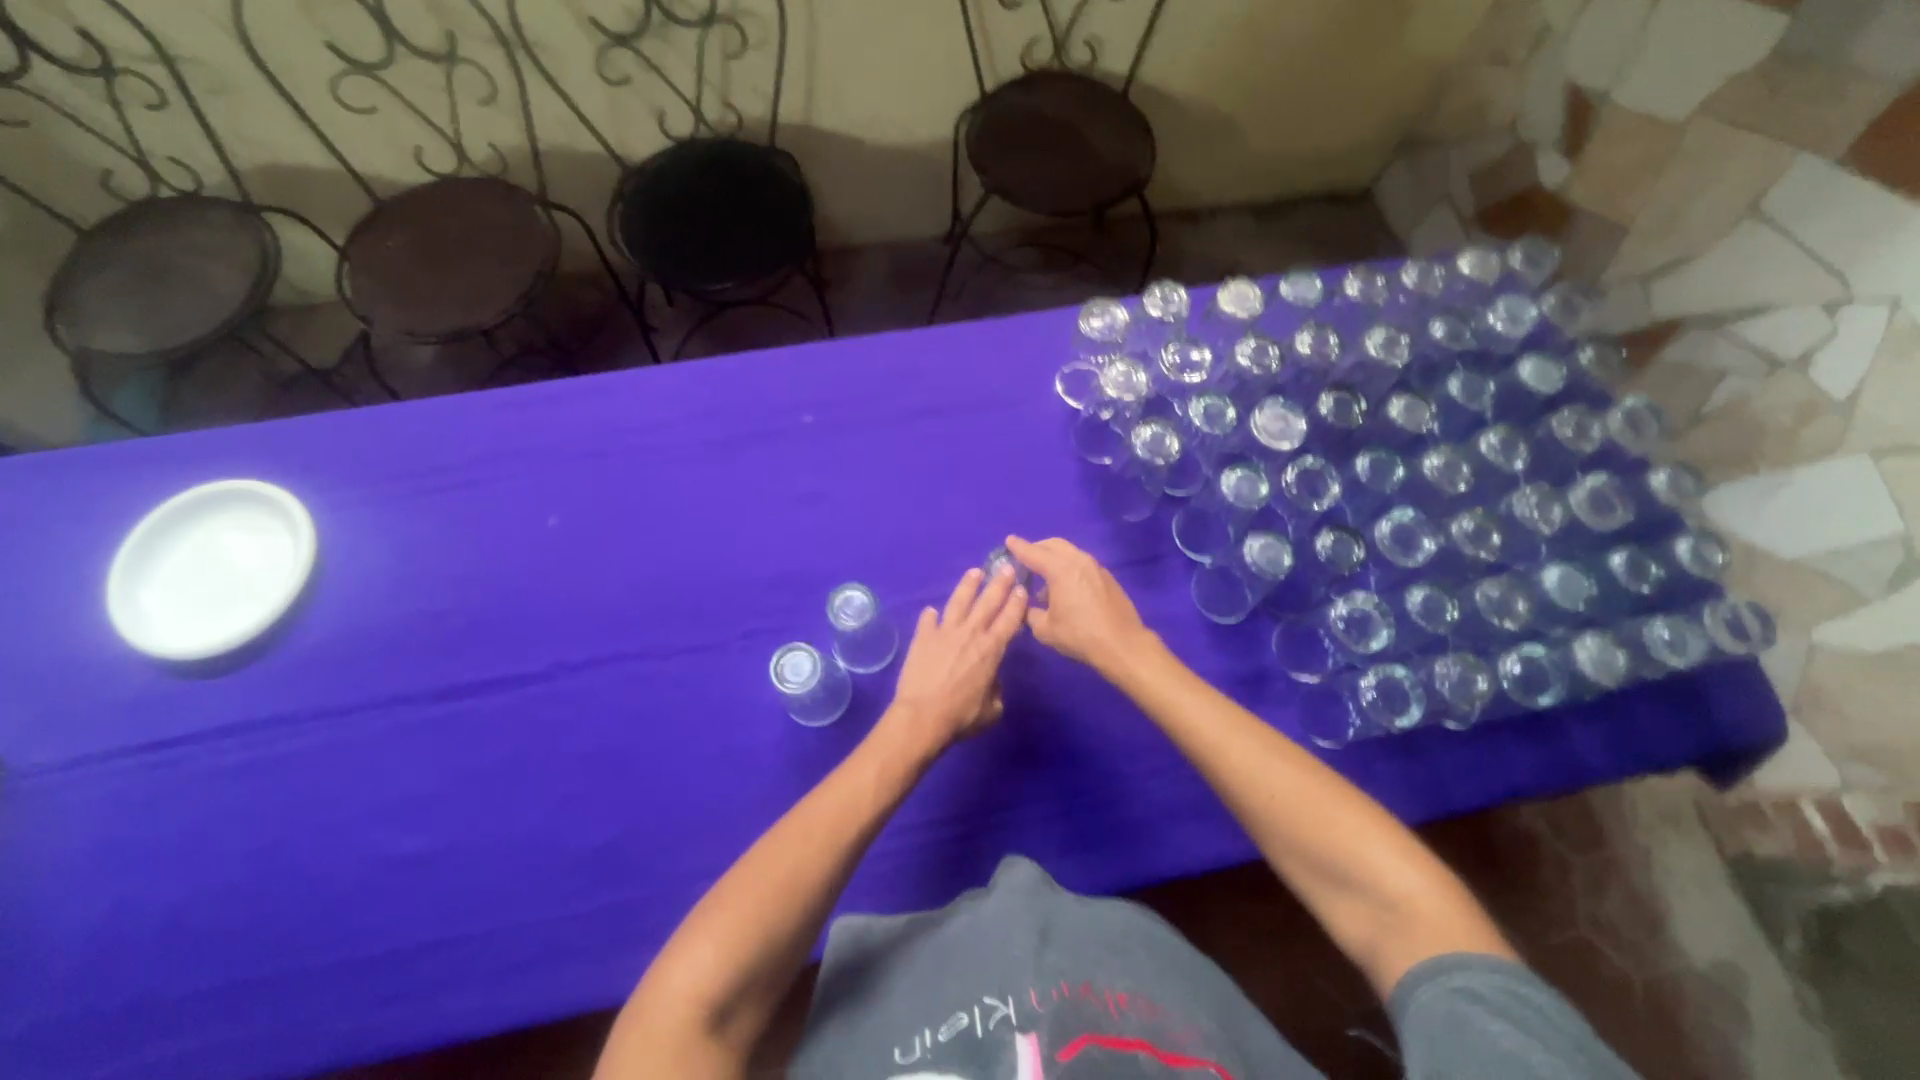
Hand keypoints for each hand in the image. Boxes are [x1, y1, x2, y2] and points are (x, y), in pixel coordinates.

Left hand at [886, 565, 1028, 749]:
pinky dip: (930, 615)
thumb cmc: (961, 716)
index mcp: (992, 649)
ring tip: (975, 572)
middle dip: (999, 583)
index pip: (1010, 619)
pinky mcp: (922, 637)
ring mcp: (944, 632)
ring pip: (959, 601)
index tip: (1022, 588)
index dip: (1017, 603)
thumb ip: (995, 690)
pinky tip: (931, 610)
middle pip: (988, 601)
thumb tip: (990, 681)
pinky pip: (927, 621)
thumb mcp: (992, 709)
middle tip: (1006, 566)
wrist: (922, 716)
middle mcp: (971, 633)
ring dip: (968, 585)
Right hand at [1004, 535, 1159, 674]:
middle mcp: (1078, 561)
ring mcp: (1096, 567)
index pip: (1033, 553)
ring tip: (1044, 577)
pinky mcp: (1107, 577)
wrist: (1122, 644)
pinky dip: (1068, 567)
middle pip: (1054, 545)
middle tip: (1025, 557)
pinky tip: (1065, 587)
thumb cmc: (1080, 635)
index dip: (1019, 547)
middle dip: (1037, 548)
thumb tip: (1028, 607)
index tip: (1009, 540)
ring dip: (1054, 558)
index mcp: (1060, 570)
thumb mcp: (1045, 629)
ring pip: (1070, 552)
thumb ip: (1031, 613)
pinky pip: (1082, 563)